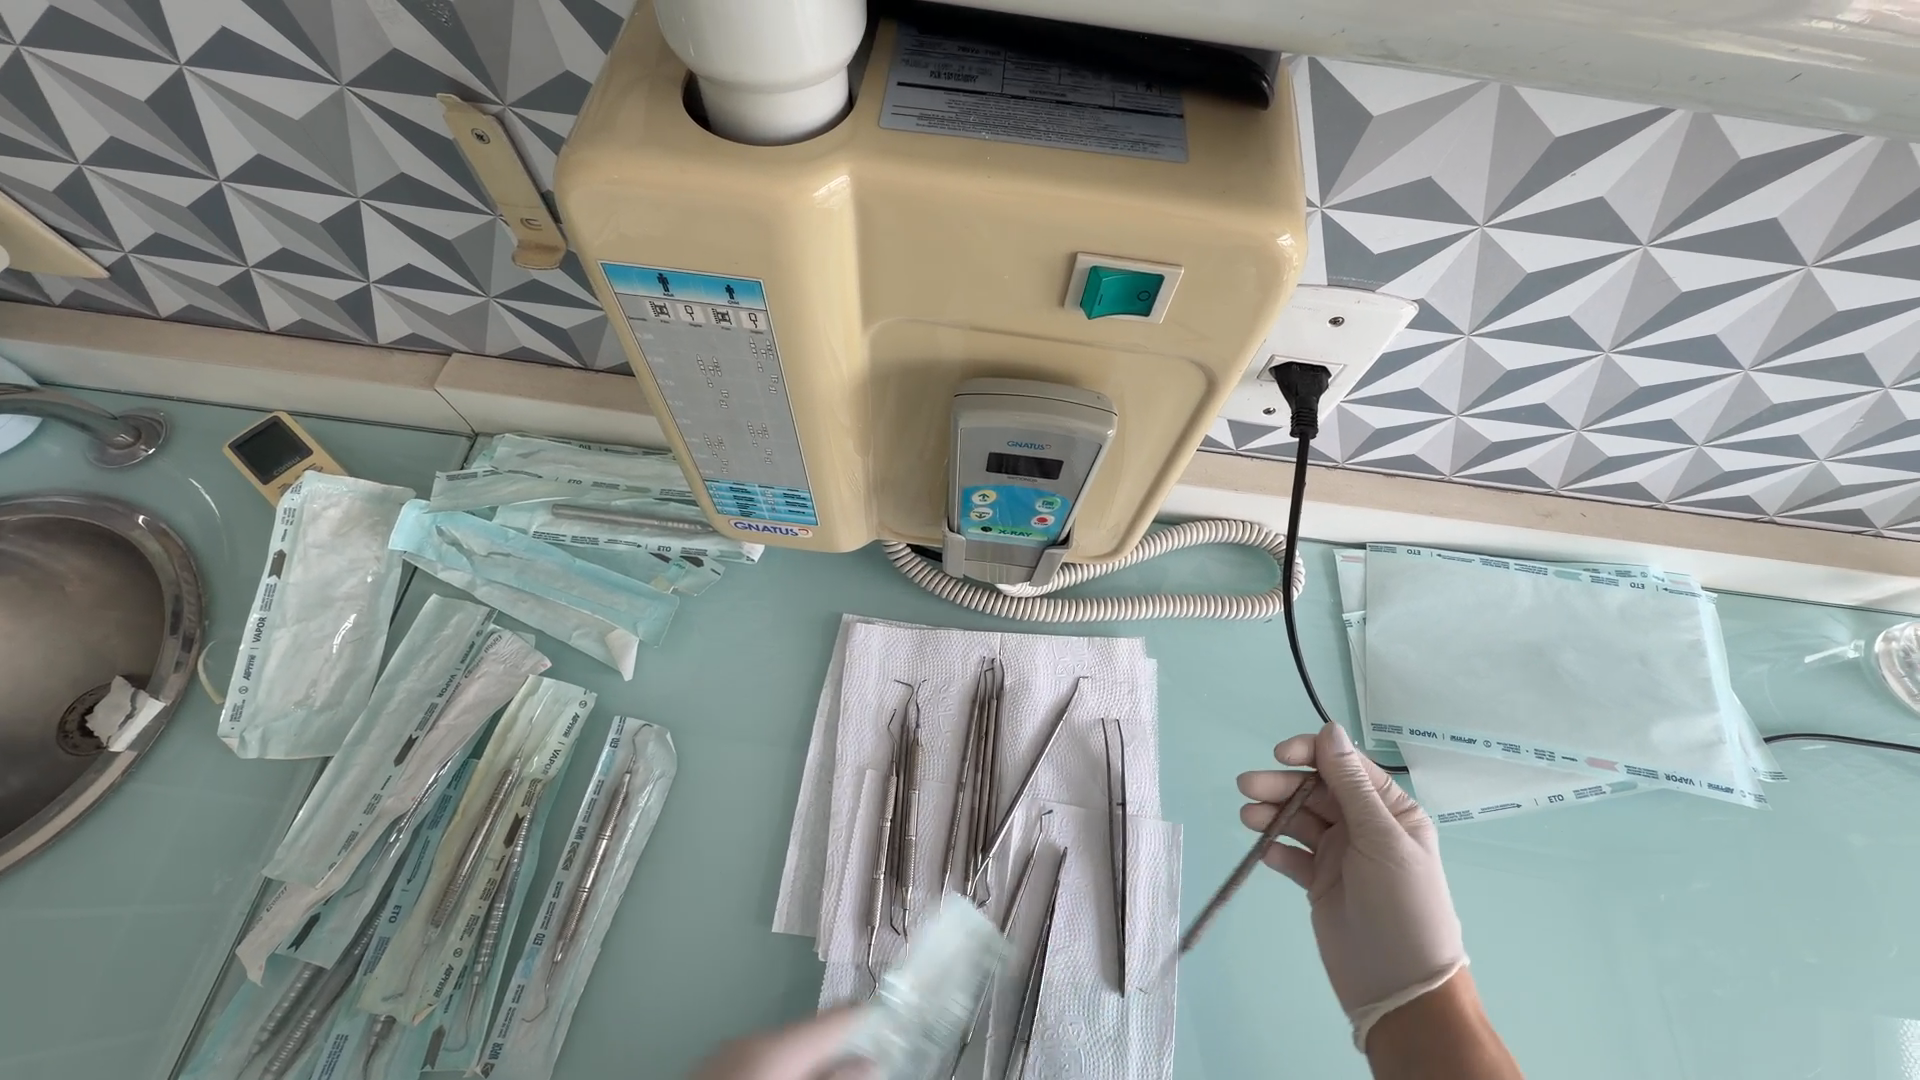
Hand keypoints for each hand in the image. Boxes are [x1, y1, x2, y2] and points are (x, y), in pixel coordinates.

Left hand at [691, 1008, 872, 1079]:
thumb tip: (872, 1061)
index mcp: (777, 1045)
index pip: (837, 1016)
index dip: (869, 1017)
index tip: (893, 1023)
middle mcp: (752, 1037)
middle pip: (812, 1034)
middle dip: (838, 1049)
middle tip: (863, 1063)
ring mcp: (726, 1052)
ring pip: (784, 1049)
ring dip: (808, 1062)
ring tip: (825, 1073)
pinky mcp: (710, 1068)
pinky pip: (758, 1061)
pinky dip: (779, 1070)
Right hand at [1237, 722, 1467, 1049]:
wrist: (1399, 988)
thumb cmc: (1401, 905)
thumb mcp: (1381, 839)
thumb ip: (1351, 785)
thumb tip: (1330, 729)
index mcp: (1389, 810)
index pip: (1344, 765)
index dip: (1311, 754)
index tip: (1279, 755)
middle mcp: (1363, 826)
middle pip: (1313, 791)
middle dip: (1281, 785)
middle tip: (1247, 787)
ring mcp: (1339, 854)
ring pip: (1297, 819)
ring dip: (1272, 814)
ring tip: (1248, 819)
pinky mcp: (1317, 882)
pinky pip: (1290, 854)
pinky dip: (1275, 849)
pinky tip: (1267, 854)